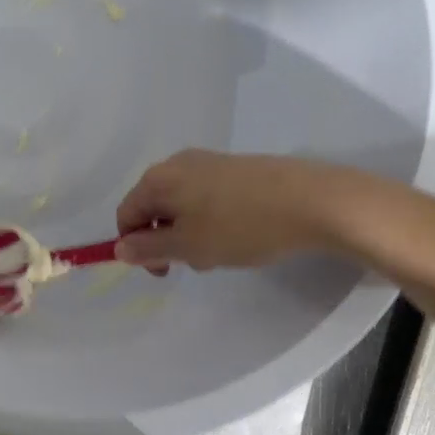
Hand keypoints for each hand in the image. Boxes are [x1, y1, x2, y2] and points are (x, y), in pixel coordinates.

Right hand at [114, 150, 345, 271]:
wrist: (315, 201)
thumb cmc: (242, 225)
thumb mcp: (190, 246)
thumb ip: (149, 249)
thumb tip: (119, 249)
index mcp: (158, 179)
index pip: (127, 214)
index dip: (136, 246)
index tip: (164, 271)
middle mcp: (177, 163)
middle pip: (155, 207)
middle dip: (167, 239)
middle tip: (198, 263)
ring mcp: (209, 162)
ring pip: (183, 204)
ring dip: (192, 232)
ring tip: (224, 252)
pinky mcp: (237, 168)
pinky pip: (208, 197)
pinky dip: (213, 219)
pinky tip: (242, 234)